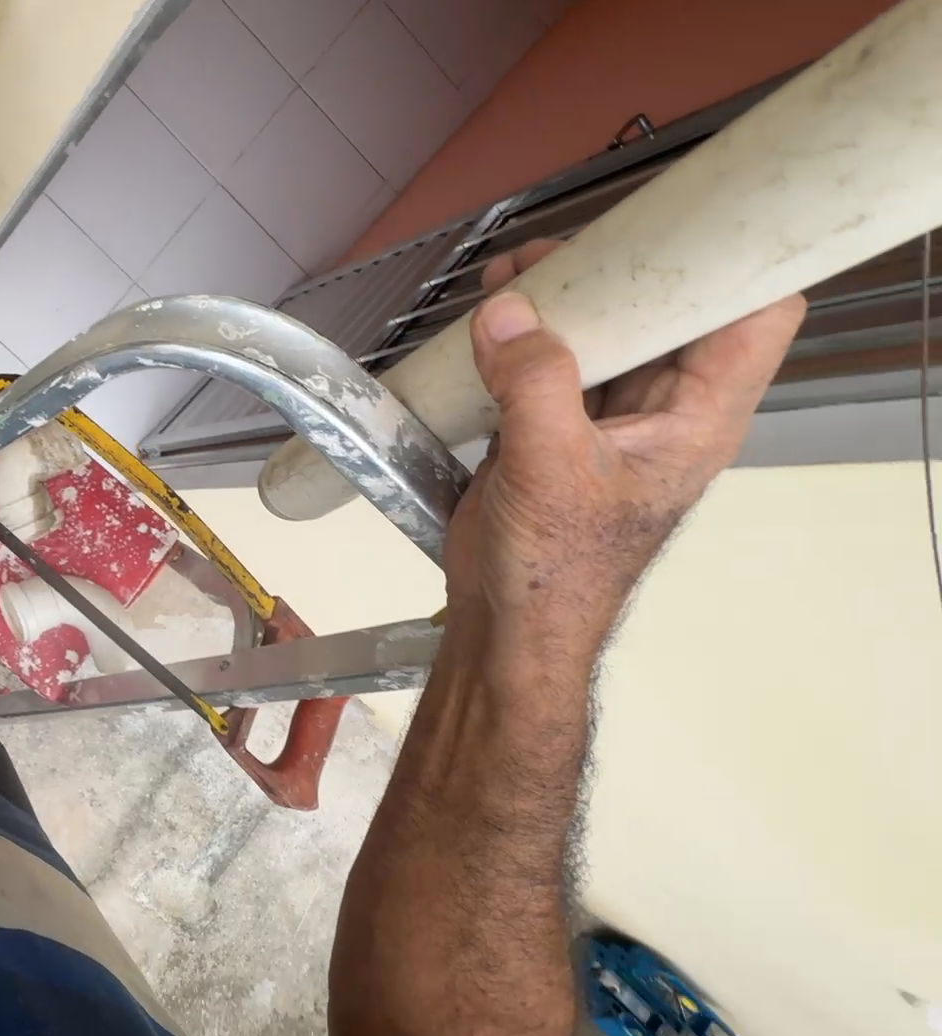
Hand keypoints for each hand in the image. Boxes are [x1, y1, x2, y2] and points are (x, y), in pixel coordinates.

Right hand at [444, 240, 805, 662]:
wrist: (507, 615)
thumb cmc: (555, 561)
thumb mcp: (552, 469)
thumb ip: (532, 386)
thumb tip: (502, 312)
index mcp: (696, 414)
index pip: (750, 313)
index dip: (726, 261)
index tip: (668, 223)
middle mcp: (658, 409)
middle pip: (659, 314)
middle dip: (608, 275)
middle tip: (547, 257)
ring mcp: (598, 420)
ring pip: (593, 339)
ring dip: (551, 308)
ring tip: (503, 282)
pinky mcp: (546, 431)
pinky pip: (539, 371)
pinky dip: (512, 345)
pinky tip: (482, 329)